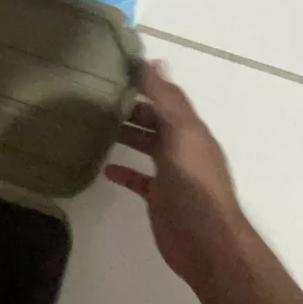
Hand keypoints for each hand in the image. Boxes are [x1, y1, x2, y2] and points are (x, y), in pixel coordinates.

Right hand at [104, 62, 244, 279]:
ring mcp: (171, 174)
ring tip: (96, 127)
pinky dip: (123, 171)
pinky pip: (138, 178)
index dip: (146, 84)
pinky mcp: (159, 197)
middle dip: (131, 109)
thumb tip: (154, 61)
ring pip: (146, 146)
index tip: (116, 70)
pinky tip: (105, 169)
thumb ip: (167, 101)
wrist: (206, 242)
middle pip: (155, 121)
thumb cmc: (194, 186)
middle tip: (97, 99)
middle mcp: (182, 148)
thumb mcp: (182, 136)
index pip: (167, 99)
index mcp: (190, 131)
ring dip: (126, 136)